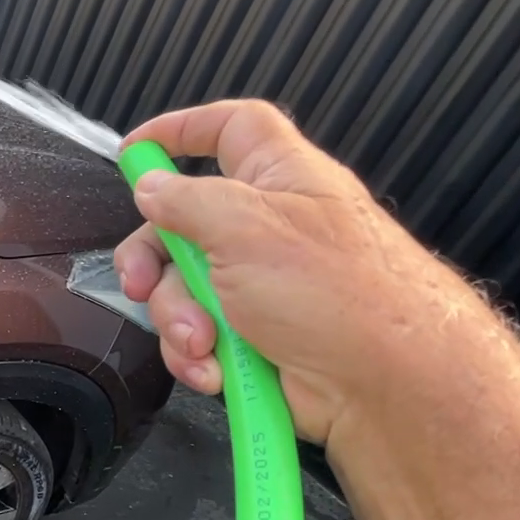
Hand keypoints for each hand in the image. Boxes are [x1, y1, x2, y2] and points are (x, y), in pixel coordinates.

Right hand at [113, 99, 488, 444]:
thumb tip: (150, 188)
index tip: (132, 152)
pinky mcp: (246, 329)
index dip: (180, 130)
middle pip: (176, 223)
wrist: (388, 390)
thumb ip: (187, 201)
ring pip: (176, 285)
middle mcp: (265, 227)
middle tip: (141, 284)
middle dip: (151, 261)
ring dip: (176, 317)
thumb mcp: (249, 229)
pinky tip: (215, 363)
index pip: (230, 130)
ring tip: (204, 341)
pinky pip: (191, 329)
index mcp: (280, 182)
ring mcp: (254, 281)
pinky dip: (193, 351)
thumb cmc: (341, 297)